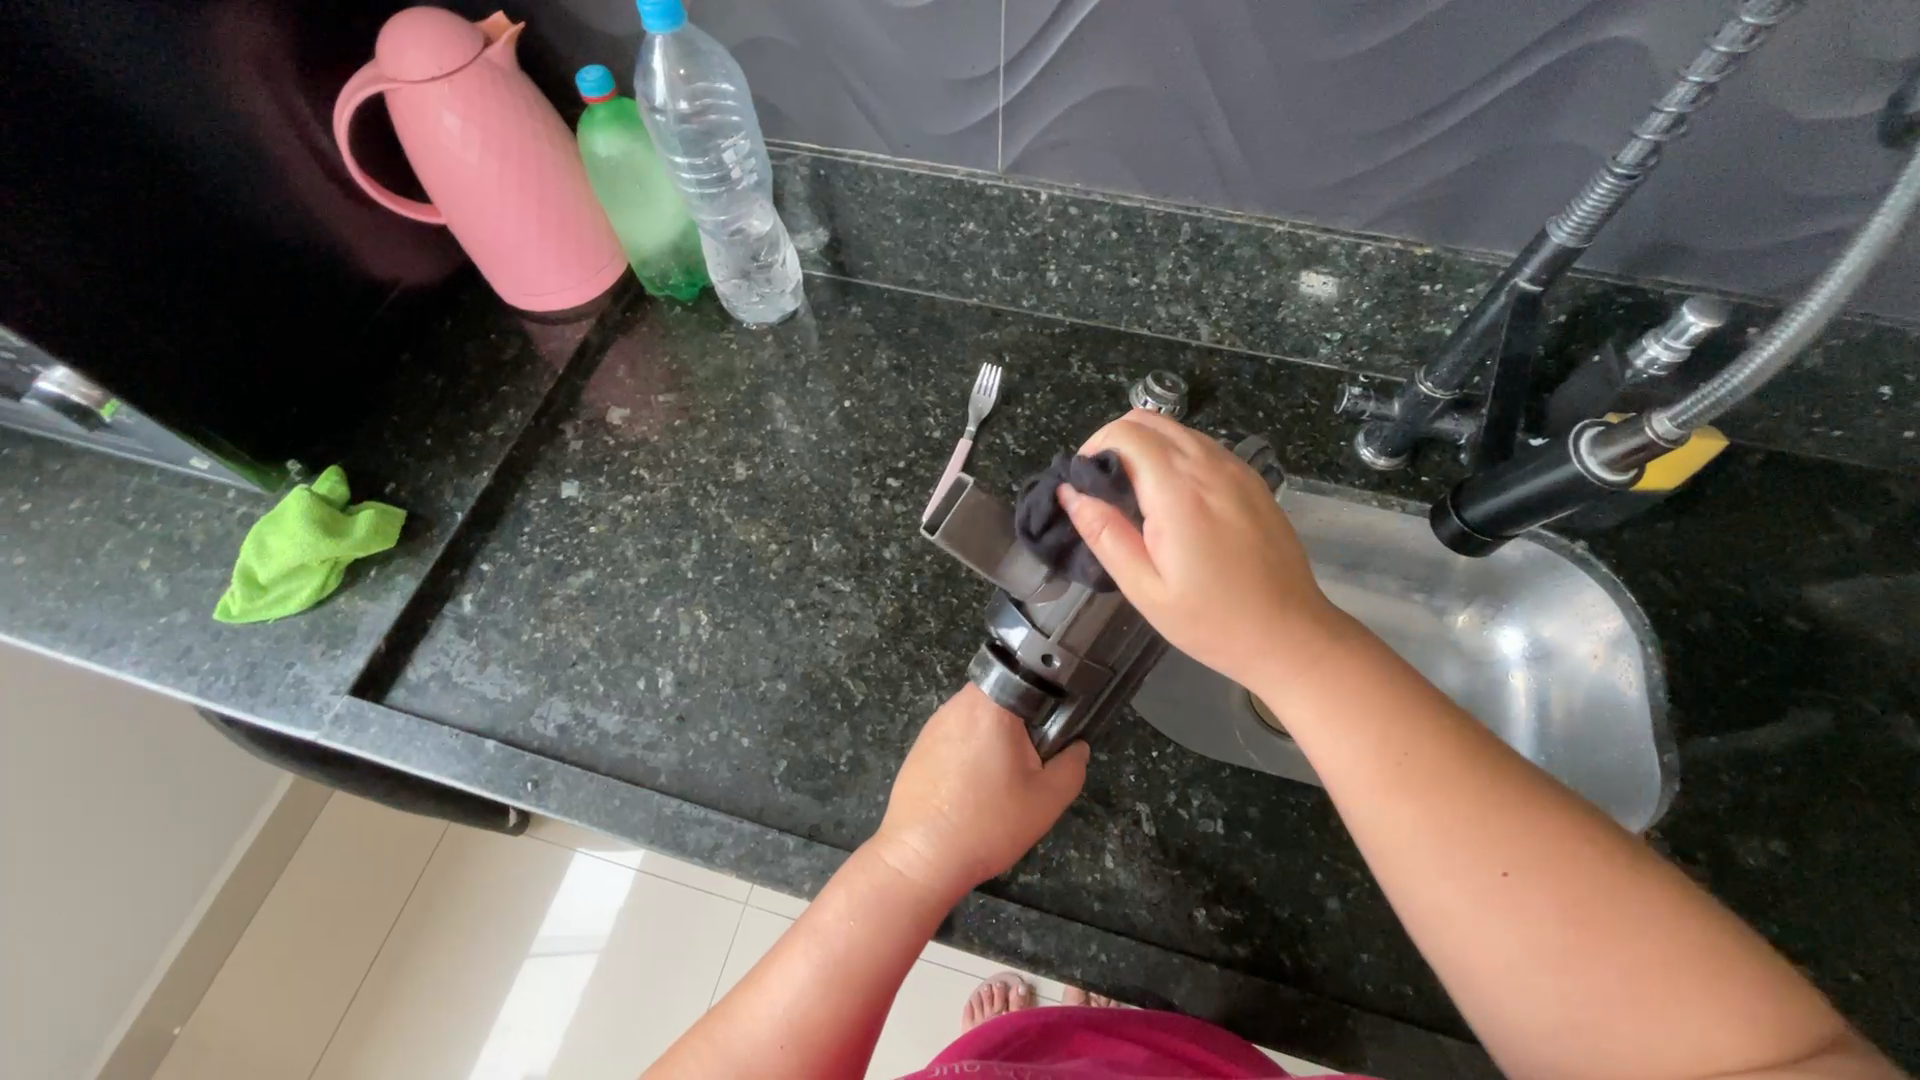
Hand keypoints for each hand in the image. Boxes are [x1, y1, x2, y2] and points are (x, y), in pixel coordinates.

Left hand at [872, 685, 1088, 900]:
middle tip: (1030, 763)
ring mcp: (933, 724)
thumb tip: (1077, 747)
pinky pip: (955, 737)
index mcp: (991, 705)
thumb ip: (1072, 766)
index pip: (1028, 679)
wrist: (922, 857)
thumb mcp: (1048, 799)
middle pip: (1002, 699)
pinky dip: (969, 754)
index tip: (1054, 731)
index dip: (1048, 701)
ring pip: (977, 719)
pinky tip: (971, 789)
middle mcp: (958, 703)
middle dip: (1020, 725)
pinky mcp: (919, 746)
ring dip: (993, 740)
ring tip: (1000, 781)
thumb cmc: (988, 823)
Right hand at [1059, 410, 1346, 690]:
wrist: (1290, 635)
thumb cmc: (1212, 620)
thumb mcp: (1145, 588)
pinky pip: (1203, 447)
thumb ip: (1105, 534)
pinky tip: (1172, 501)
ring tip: (1134, 496)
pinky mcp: (1252, 480)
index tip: (1084, 485)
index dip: (1093, 449)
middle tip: (1103, 489)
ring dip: (1145, 447)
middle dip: (1114, 442)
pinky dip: (1175, 456)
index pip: (1125, 433)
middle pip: (1149, 420)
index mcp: (1179, 491)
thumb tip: (1070, 493)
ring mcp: (1236, 469)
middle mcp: (1209, 466)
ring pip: (1177, 429)